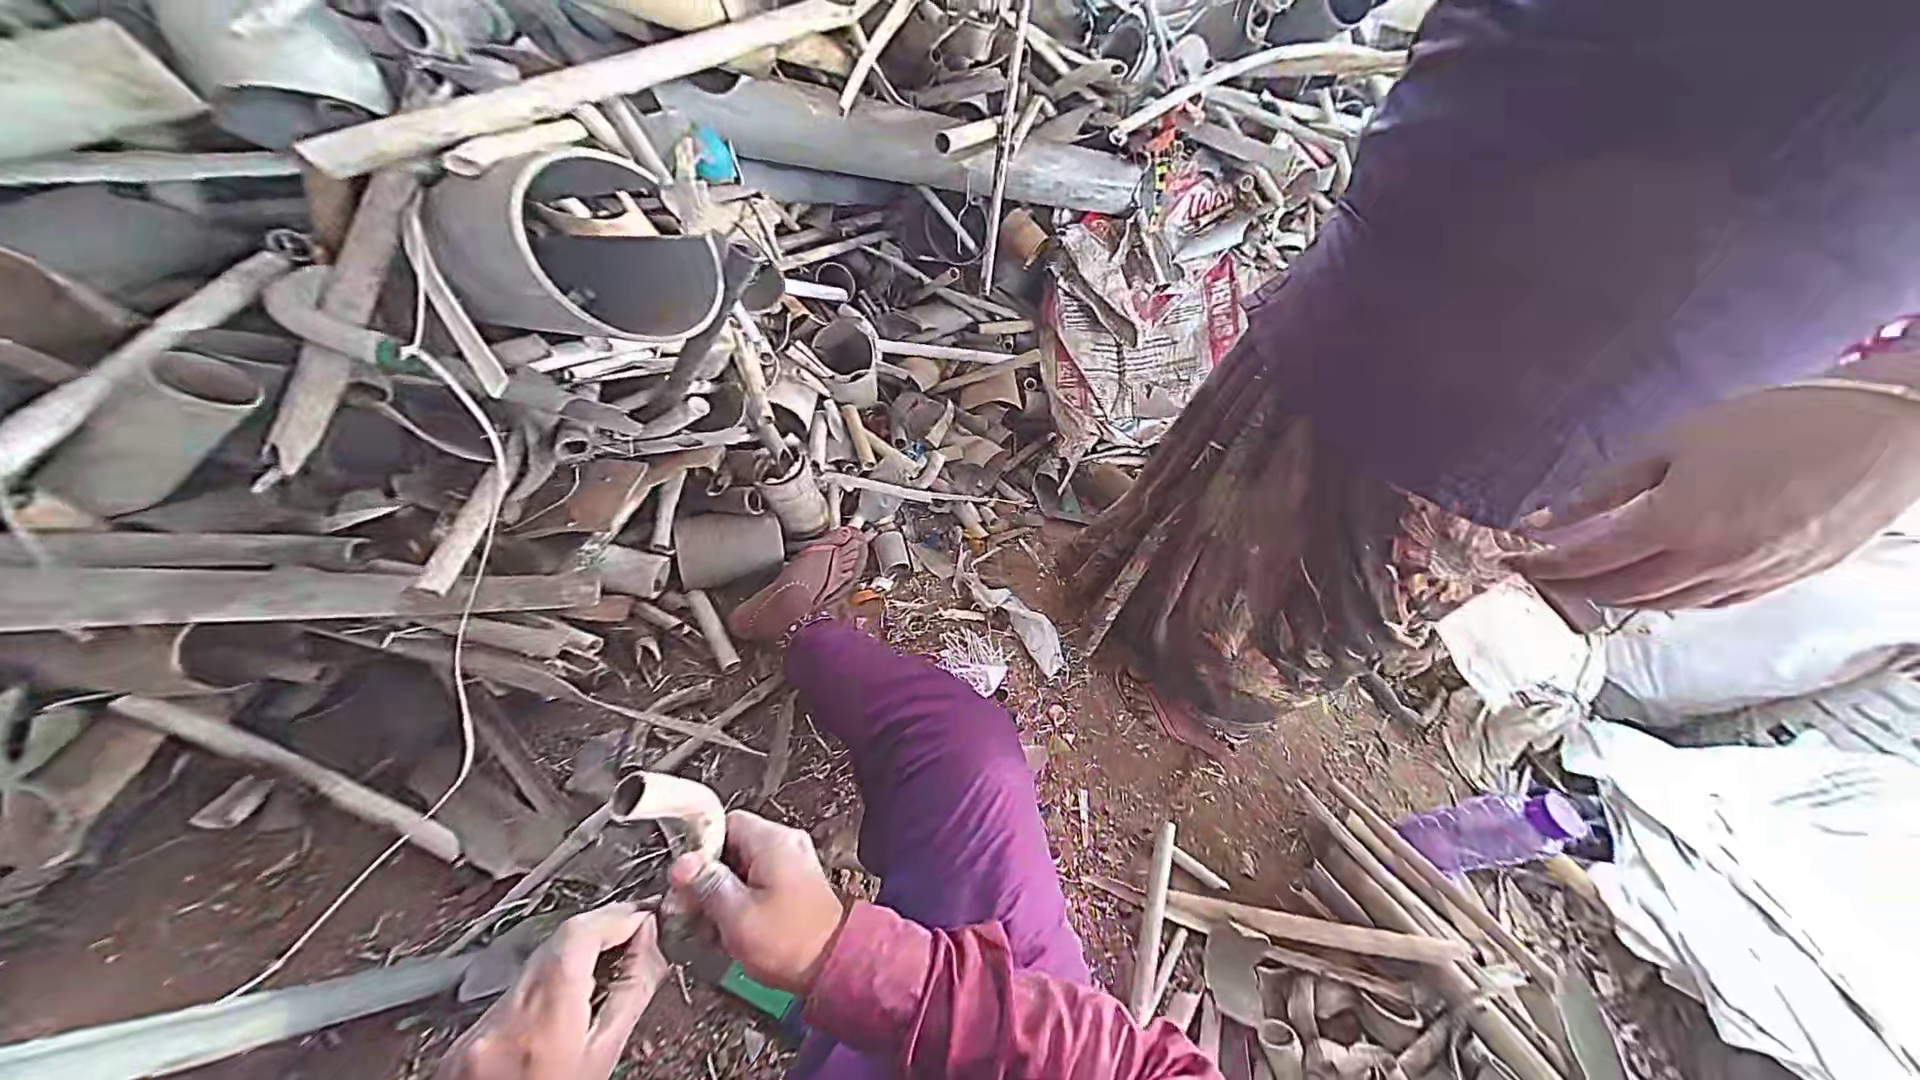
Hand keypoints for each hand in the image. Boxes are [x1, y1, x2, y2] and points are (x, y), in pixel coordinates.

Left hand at [436, 905, 666, 1079]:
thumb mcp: (605, 1057)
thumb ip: (632, 988)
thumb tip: (649, 936)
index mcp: (542, 1026)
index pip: (578, 936)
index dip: (616, 916)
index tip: (641, 917)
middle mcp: (500, 1023)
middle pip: (556, 943)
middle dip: (598, 929)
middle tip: (631, 932)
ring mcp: (474, 1034)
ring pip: (535, 963)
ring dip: (573, 954)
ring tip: (603, 968)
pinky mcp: (461, 1044)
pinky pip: (514, 991)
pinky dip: (546, 983)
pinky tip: (564, 1002)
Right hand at [669, 810, 844, 994]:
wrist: (832, 963)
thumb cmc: (787, 941)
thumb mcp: (737, 915)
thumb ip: (708, 884)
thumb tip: (683, 862)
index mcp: (773, 840)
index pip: (727, 823)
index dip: (701, 848)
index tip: (685, 877)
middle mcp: (786, 842)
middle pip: (734, 845)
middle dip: (710, 877)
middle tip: (692, 908)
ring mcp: (793, 860)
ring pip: (744, 865)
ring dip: (724, 892)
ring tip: (710, 925)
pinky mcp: (796, 879)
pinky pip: (760, 878)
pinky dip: (743, 897)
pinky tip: (730, 927)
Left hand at [1512, 384, 1919, 608]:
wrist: (1891, 426)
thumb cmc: (1769, 425)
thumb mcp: (1664, 447)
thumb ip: (1597, 491)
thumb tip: (1540, 521)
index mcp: (1673, 524)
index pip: (1584, 560)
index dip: (1541, 564)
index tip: (1512, 561)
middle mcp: (1709, 560)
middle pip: (1615, 589)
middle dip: (1566, 584)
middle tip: (1538, 573)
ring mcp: (1751, 574)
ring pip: (1658, 603)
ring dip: (1610, 596)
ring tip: (1579, 580)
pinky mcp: (1785, 579)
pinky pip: (1706, 603)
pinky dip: (1662, 599)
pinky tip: (1643, 584)